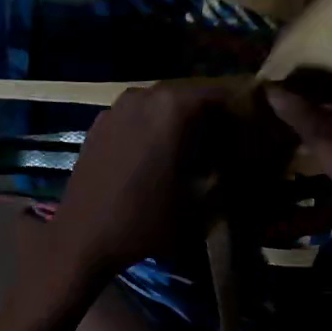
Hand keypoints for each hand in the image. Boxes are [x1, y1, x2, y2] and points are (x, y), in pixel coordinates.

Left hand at [41, 80, 237, 281]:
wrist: (83, 236)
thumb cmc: (147, 220)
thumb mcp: (201, 204)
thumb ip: (225, 173)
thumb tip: (236, 158)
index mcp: (174, 106)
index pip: (222, 94)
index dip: (239, 113)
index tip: (247, 137)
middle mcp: (145, 95)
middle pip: (190, 96)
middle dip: (209, 118)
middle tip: (221, 149)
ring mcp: (117, 107)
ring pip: (162, 105)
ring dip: (180, 123)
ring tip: (189, 156)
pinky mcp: (99, 123)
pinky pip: (137, 117)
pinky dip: (152, 129)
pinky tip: (155, 159)